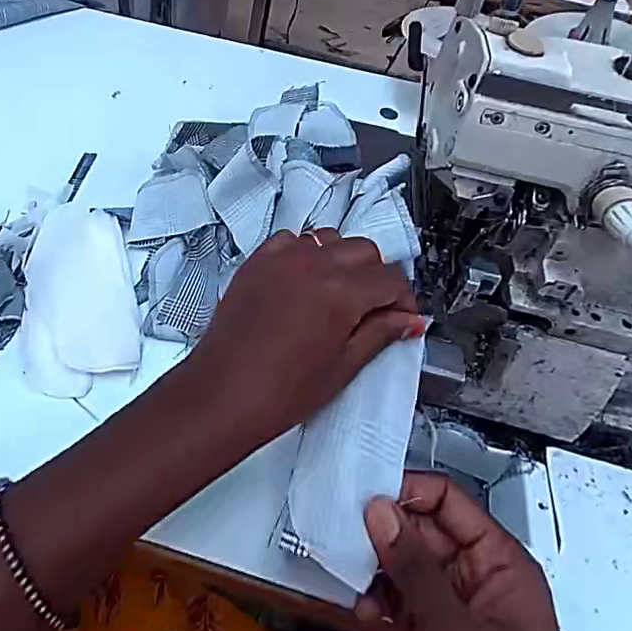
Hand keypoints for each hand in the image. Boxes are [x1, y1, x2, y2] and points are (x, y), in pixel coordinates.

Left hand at [176, 228, 422, 449]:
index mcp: (338, 291)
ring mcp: (279, 258)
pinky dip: (304, 254)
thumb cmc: (277, 390)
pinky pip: (291, 241)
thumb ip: (379, 334)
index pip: (391, 278)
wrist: (223, 392)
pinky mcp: (256, 261)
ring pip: (328, 238)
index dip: (403, 300)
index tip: (401, 316)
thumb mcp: (343, 366)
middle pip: (363, 250)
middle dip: (376, 277)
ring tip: (337, 297)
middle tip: (373, 310)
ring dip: (341, 260)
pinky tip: (304, 283)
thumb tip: (408, 320)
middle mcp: (309, 264)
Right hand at [357, 472, 562, 630]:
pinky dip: (380, 600)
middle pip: (421, 528)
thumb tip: (382, 510)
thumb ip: (414, 565)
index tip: (367, 496)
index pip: (446, 499)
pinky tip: (368, 611)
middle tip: (353, 538)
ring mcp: (458, 607)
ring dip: (376, 570)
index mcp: (501, 564)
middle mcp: (479, 578)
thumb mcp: (453, 627)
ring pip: (406, 562)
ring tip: (359, 582)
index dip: (406, 492)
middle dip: (383, 535)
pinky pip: (402, 596)